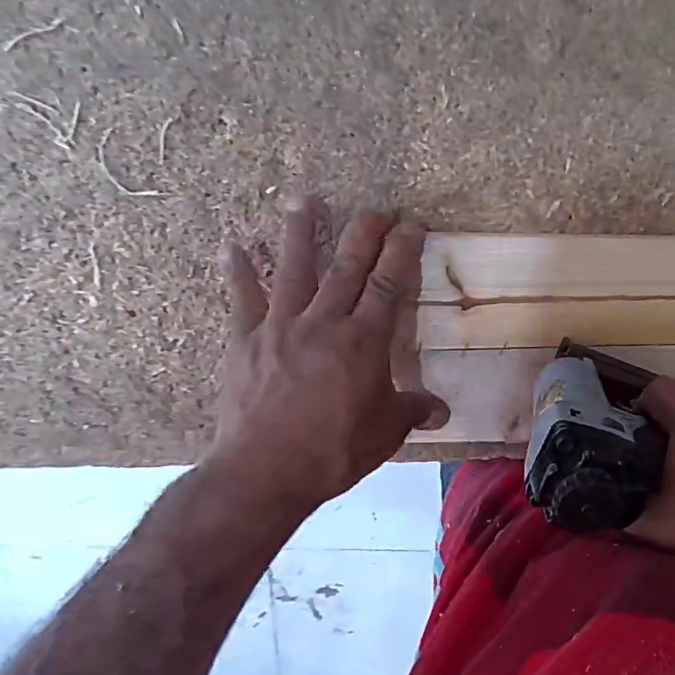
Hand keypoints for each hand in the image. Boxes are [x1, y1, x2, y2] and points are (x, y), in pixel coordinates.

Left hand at [203, 198, 448, 515]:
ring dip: (301, 233)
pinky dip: (238, 271)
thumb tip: (441, 411)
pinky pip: (242, 299)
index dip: (402, 250)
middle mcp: (324, 323)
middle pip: (347, 267)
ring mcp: (281, 328)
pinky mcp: (246, 342)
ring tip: (305, 200)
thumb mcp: (387, 432)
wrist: (264, 473)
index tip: (411, 224)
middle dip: (364, 232)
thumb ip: (414, 410)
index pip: (388, 284)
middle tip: (375, 207)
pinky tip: (233, 246)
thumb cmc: (335, 450)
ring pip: (295, 270)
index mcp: (364, 342)